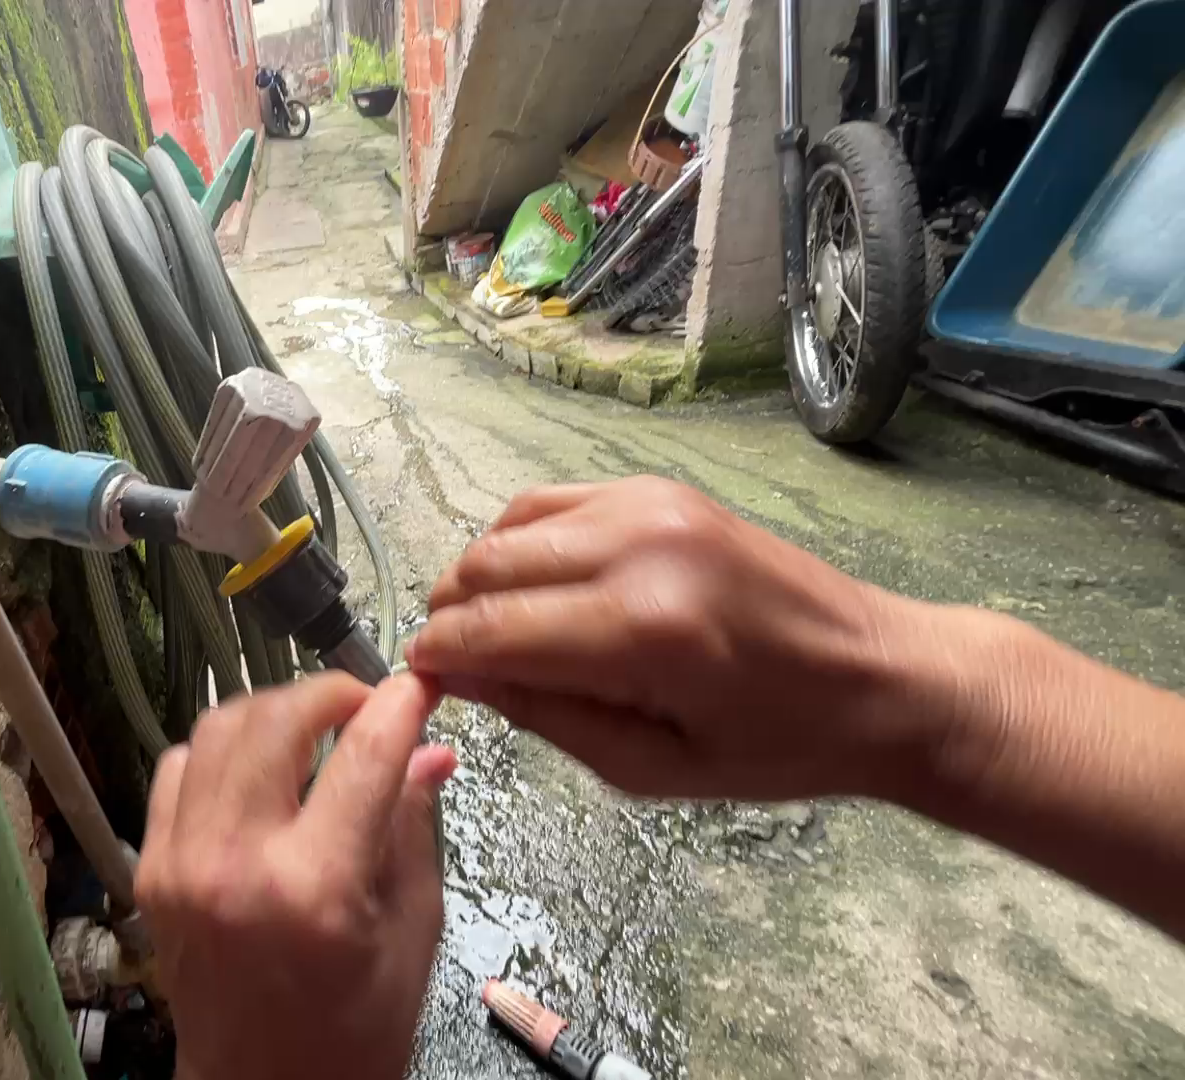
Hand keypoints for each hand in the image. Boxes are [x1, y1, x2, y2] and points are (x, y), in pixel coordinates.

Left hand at [135, 674, 457, 1079]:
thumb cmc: (351, 1031)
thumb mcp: (410, 934)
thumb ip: (413, 827)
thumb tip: (430, 749)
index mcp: (315, 888)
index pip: (365, 757)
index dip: (398, 706)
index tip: (416, 687)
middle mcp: (236, 861)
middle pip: (277, 718)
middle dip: (329, 692)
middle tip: (360, 704)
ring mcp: (180, 859)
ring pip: (219, 726)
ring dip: (273, 711)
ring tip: (309, 729)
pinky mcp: (151, 865)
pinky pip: (178, 764)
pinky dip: (219, 749)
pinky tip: (252, 771)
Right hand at [405, 476, 972, 801]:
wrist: (885, 674)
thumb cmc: (772, 745)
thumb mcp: (645, 766)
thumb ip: (539, 712)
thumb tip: (454, 672)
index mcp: (643, 630)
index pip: (492, 630)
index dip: (438, 652)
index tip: (419, 673)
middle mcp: (637, 547)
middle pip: (486, 568)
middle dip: (448, 613)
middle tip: (448, 653)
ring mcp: (645, 504)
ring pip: (504, 529)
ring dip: (476, 577)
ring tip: (485, 619)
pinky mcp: (652, 487)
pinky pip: (544, 503)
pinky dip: (514, 541)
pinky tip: (526, 577)